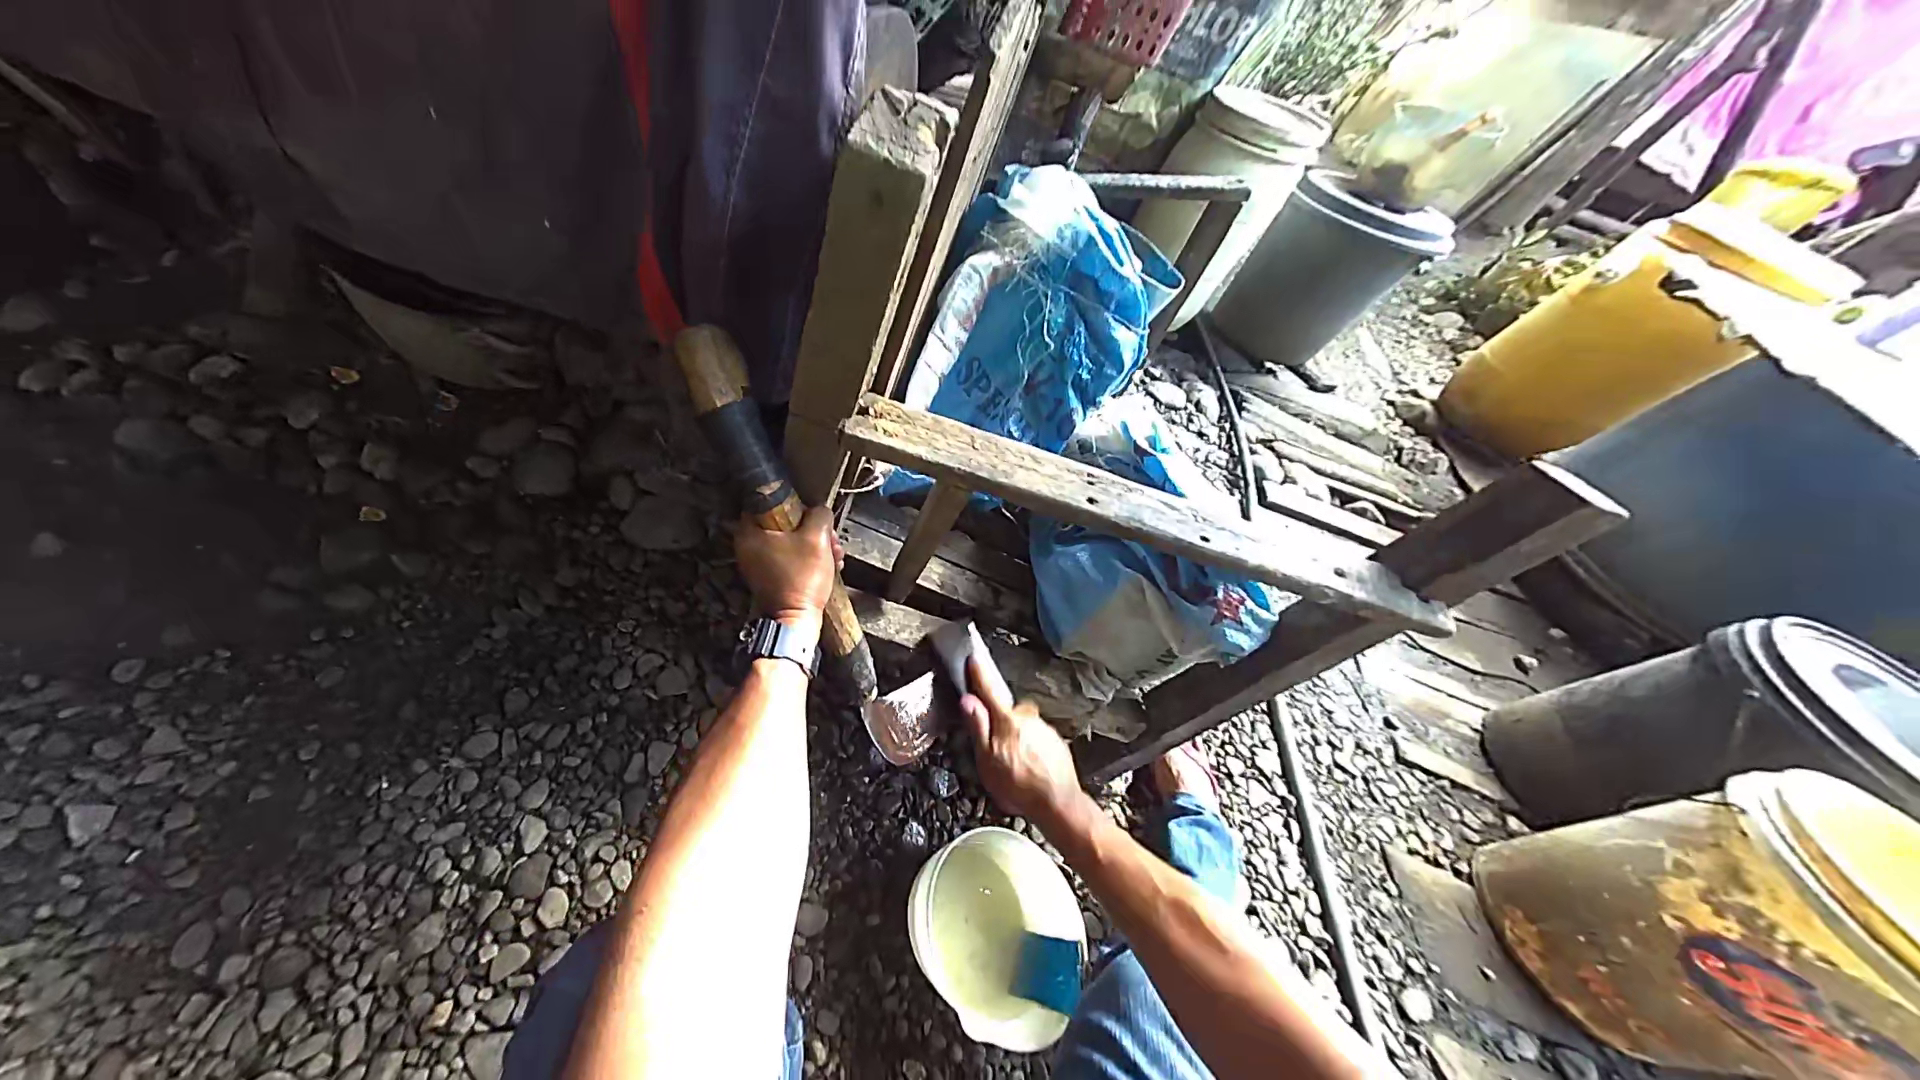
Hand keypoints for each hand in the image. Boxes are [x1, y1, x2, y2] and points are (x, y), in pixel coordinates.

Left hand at [733, 506, 841, 629]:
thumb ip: (819, 515)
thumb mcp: (817, 538)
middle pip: (785, 525)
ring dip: (815, 546)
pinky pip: (789, 559)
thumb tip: (820, 511)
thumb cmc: (803, 579)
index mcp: (749, 532)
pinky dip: (807, 560)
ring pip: (790, 542)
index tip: (813, 518)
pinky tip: (827, 566)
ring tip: (834, 555)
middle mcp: (747, 547)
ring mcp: (757, 564)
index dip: (797, 507)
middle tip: (831, 540)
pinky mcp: (768, 578)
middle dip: (813, 531)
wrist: (797, 620)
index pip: (771, 503)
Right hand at [959, 655, 1087, 829]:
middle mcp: (1028, 718)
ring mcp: (1044, 729)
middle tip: (995, 750)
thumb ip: (977, 727)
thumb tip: (968, 701)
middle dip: (1000, 724)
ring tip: (1014, 768)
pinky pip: (1036, 737)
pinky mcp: (1055, 741)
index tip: (974, 658)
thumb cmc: (1020, 786)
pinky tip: (1028, 769)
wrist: (1058, 804)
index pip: (989, 689)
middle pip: (1007, 711)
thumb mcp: (987, 760)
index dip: (979, 673)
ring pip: (1023, 726)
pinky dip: (1030, 748)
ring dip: (1016, 739)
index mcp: (1007, 720)